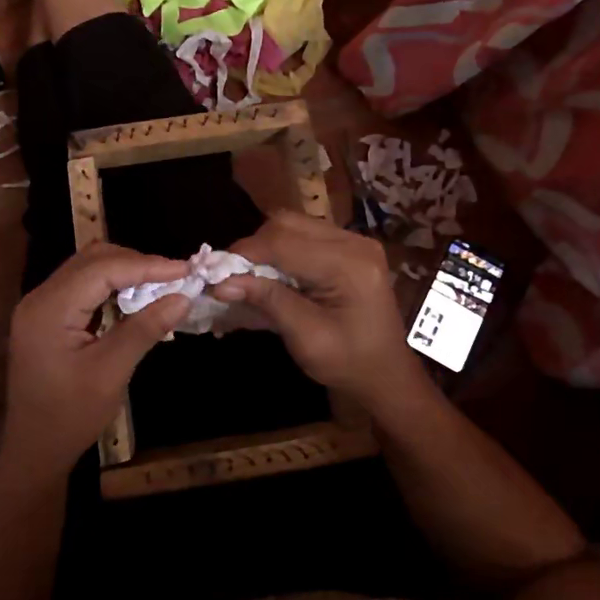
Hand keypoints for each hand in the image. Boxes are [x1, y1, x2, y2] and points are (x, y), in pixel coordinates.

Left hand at [2, 243, 190, 476]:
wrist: (35, 450)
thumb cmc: (71, 416)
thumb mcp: (111, 373)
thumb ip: (144, 329)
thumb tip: (183, 297)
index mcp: (49, 310)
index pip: (102, 269)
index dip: (147, 266)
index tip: (185, 270)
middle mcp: (40, 298)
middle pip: (93, 260)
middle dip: (137, 263)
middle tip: (176, 277)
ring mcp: (41, 306)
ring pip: (89, 268)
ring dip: (126, 271)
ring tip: (162, 284)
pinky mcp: (48, 317)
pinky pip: (84, 286)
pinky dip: (113, 285)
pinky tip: (136, 298)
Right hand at [213, 211, 425, 401]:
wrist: (386, 374)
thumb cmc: (349, 363)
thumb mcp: (306, 337)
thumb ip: (268, 302)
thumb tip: (221, 283)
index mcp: (350, 264)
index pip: (284, 242)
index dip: (244, 254)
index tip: (213, 274)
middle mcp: (354, 242)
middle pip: (288, 224)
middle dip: (254, 248)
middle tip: (231, 277)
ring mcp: (354, 243)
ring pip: (293, 226)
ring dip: (266, 248)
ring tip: (248, 279)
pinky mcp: (348, 249)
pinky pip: (305, 237)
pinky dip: (281, 252)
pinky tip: (270, 277)